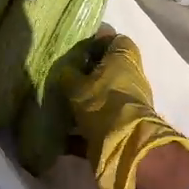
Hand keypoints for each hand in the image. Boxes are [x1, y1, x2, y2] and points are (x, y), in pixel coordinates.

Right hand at [63, 35, 188, 188]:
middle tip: (62, 76)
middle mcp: (130, 78)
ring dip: (83, 104)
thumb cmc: (102, 103)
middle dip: (85, 75)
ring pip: (101, 98)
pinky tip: (61, 136)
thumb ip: (69, 75)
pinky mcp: (124, 130)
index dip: (95, 40)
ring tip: (57, 106)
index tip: (75, 47)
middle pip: (105, 70)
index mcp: (124, 57)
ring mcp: (129, 105)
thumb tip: (64, 71)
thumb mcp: (77, 85)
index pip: (112, 38)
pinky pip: (99, 124)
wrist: (127, 150)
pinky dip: (82, 130)